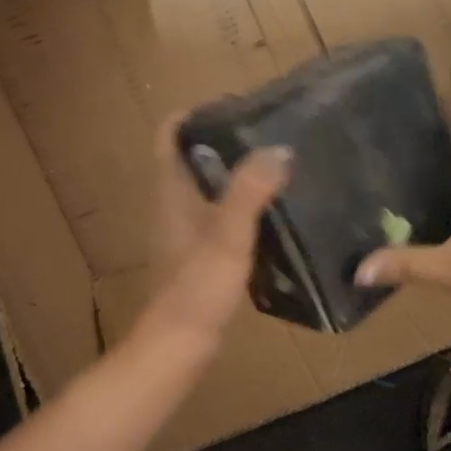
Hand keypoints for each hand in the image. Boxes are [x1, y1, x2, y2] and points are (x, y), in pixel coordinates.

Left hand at [137, 116, 291, 350]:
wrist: (179, 345)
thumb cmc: (198, 287)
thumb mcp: (228, 234)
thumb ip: (250, 190)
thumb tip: (279, 148)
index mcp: (172, 192)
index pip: (172, 134)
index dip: (197, 113)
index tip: (238, 106)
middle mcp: (173, 206)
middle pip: (193, 159)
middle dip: (226, 141)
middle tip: (270, 133)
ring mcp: (184, 234)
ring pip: (207, 190)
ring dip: (235, 176)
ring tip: (279, 167)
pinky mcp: (198, 258)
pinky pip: (218, 219)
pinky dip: (240, 208)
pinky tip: (272, 216)